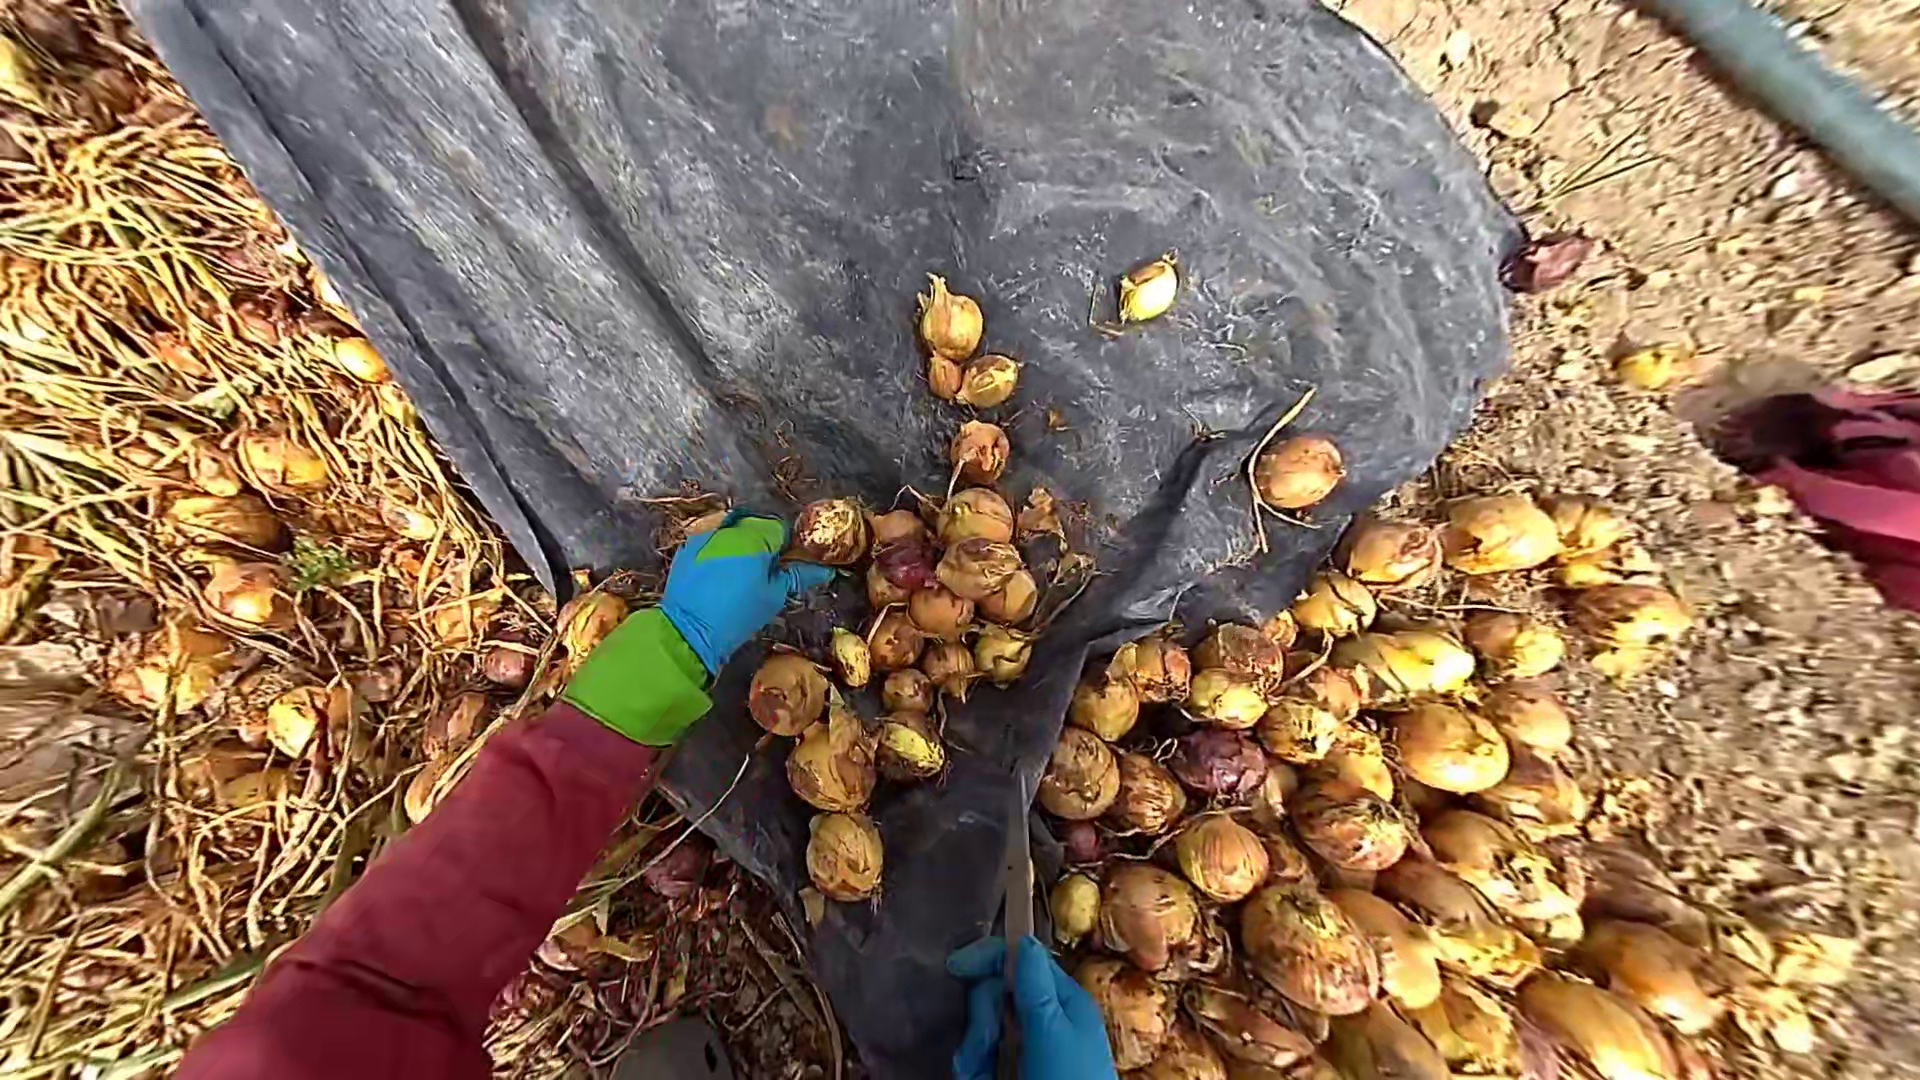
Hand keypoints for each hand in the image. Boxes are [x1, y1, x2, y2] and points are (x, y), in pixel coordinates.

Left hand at [661, 511, 836, 674]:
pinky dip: (721, 553)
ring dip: (742, 548)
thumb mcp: (775, 595)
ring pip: (734, 534)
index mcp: (755, 536)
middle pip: (757, 528)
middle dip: (765, 546)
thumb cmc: (738, 614)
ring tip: (742, 578)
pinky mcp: (688, 549)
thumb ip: (800, 575)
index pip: (782, 529)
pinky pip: (713, 543)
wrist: (688, 631)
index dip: (789, 546)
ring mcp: (705, 536)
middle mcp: (729, 529)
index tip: (788, 565)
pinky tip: (721, 578)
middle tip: (767, 574)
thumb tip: (825, 569)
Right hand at [948, 936, 1116, 1079]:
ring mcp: (1027, 1052)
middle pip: (998, 993)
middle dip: (982, 1015)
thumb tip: (1022, 939)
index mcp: (1062, 1002)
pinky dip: (973, 1069)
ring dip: (973, 1048)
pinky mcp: (1011, 1076)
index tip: (956, 966)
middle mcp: (1044, 1021)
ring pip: (985, 1028)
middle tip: (983, 1046)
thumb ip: (1035, 986)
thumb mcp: (1053, 1034)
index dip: (989, 958)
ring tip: (975, 1073)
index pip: (1021, 960)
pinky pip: (981, 1061)